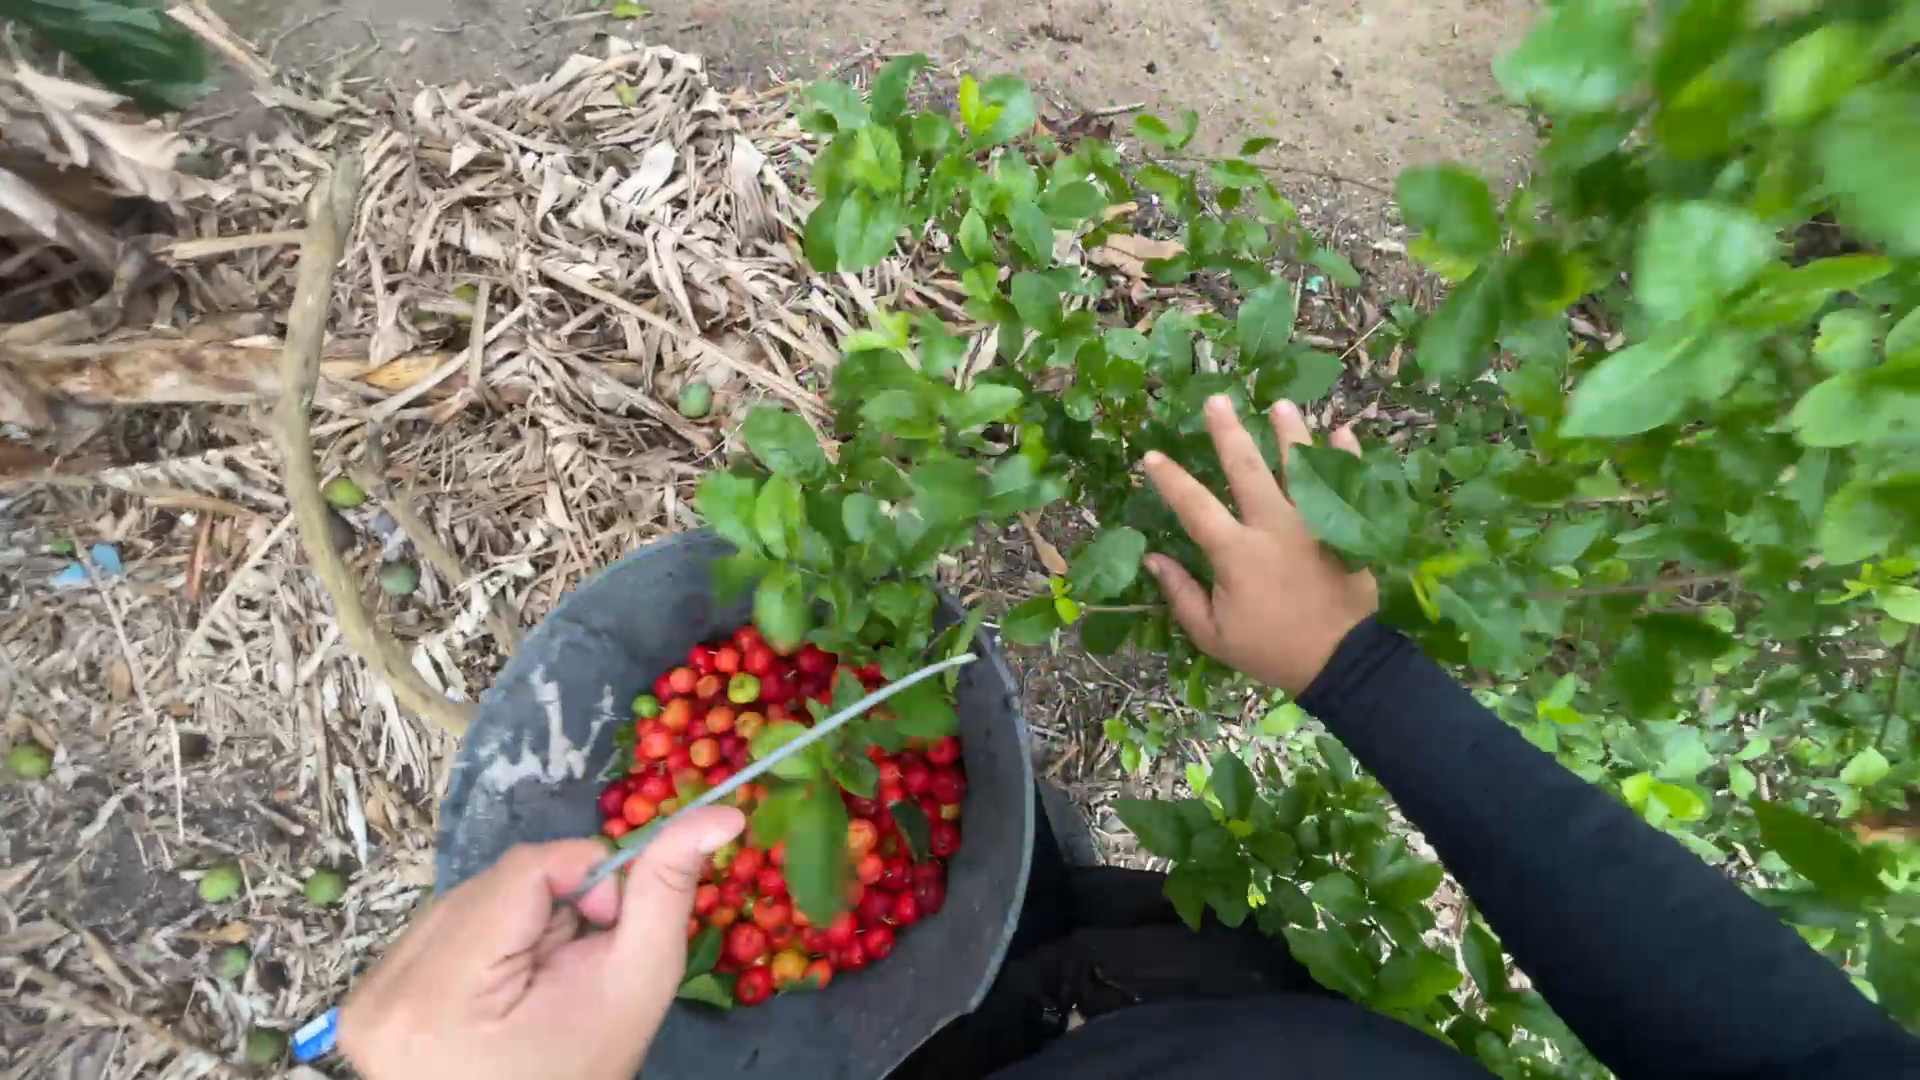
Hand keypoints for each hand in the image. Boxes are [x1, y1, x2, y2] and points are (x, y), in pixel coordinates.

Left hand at [339, 807, 744, 1079]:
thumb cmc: (587, 1070)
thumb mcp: (642, 975)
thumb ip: (670, 883)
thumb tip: (721, 813)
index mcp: (440, 996)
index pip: (526, 867)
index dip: (583, 879)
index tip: (604, 929)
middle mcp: (382, 991)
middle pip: (499, 879)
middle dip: (555, 901)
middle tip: (574, 960)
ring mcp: (365, 998)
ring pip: (477, 893)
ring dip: (524, 916)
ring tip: (540, 976)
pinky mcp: (365, 1000)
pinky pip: (450, 921)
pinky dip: (492, 934)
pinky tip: (504, 983)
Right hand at [1141, 396, 1378, 695]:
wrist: (1341, 664)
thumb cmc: (1269, 649)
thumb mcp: (1212, 633)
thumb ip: (1181, 593)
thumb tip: (1153, 559)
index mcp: (1237, 553)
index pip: (1194, 506)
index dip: (1170, 479)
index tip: (1152, 456)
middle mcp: (1275, 528)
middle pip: (1248, 469)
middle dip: (1228, 432)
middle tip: (1217, 400)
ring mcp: (1316, 525)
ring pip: (1300, 468)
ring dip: (1289, 433)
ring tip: (1280, 404)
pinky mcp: (1348, 531)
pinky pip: (1349, 486)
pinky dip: (1347, 458)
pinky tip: (1341, 431)